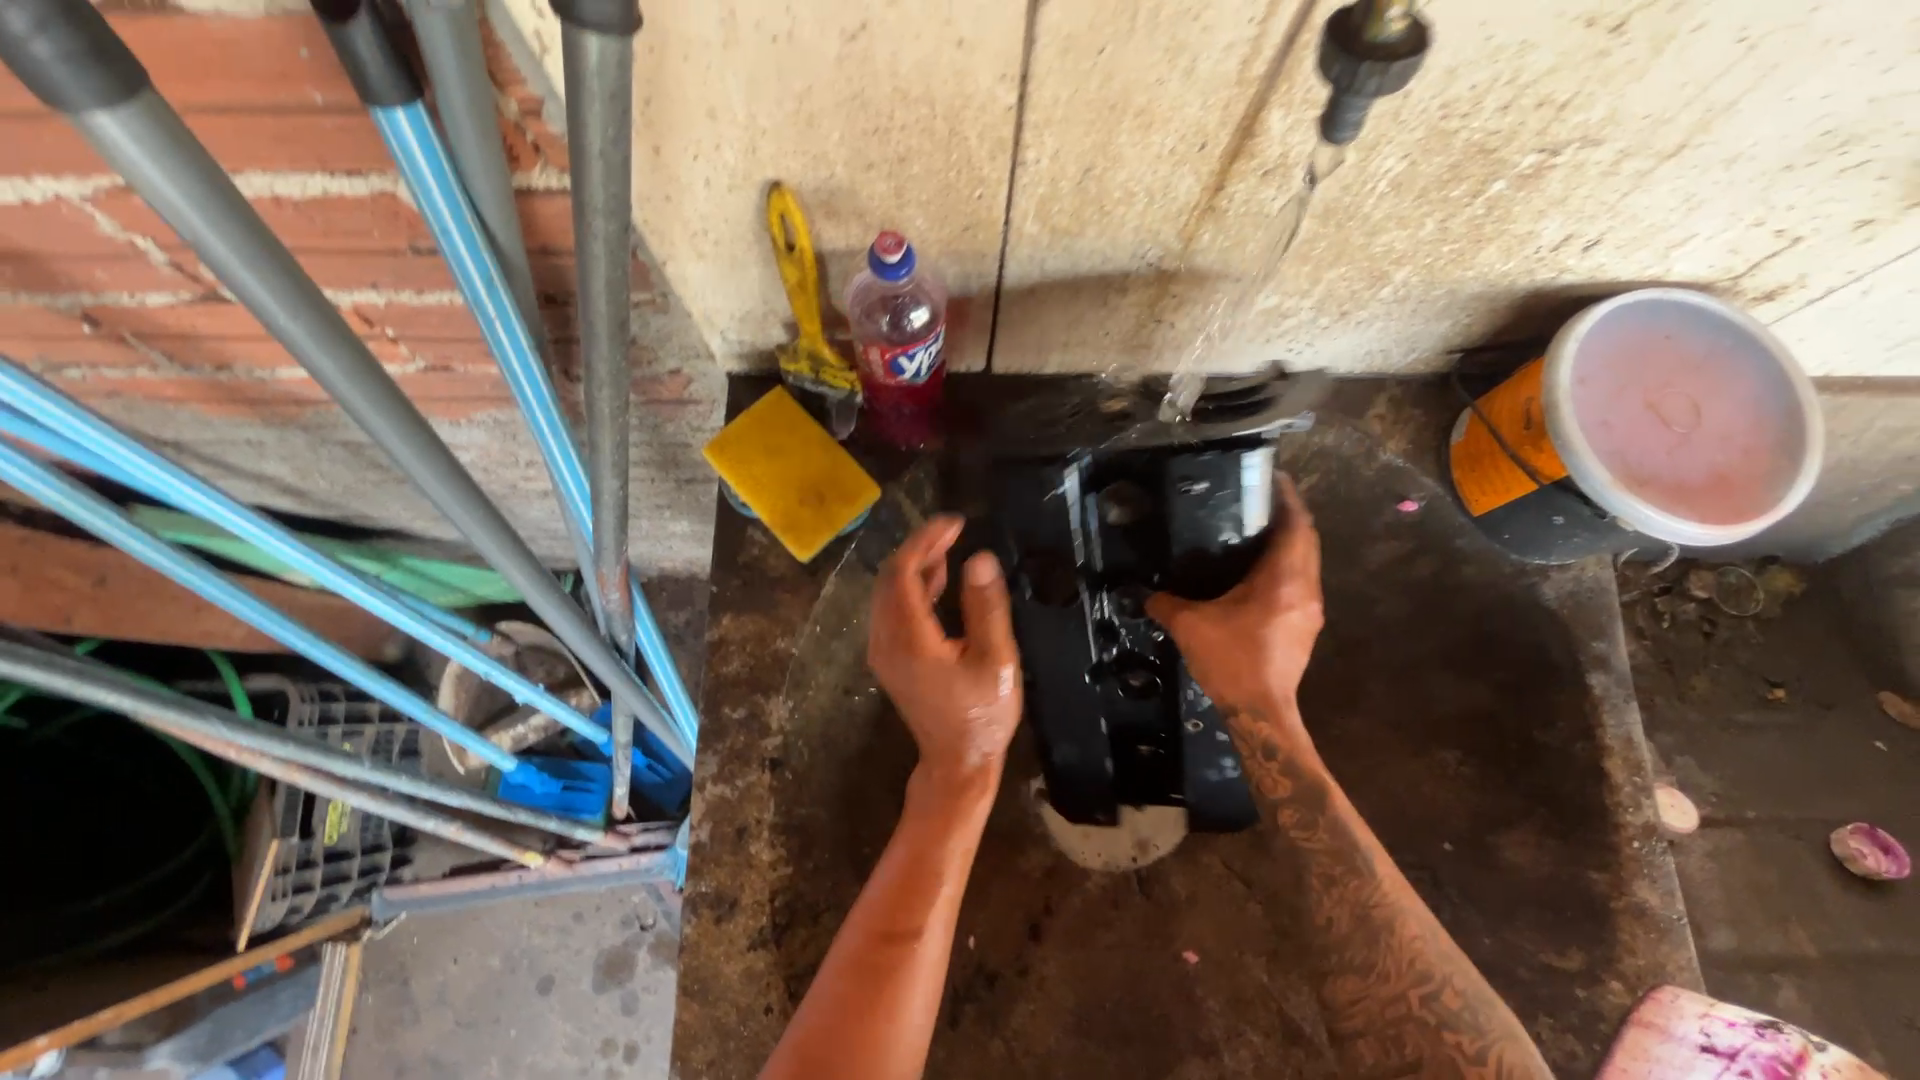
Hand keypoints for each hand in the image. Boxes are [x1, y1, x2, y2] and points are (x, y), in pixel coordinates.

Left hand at [868, 515, 1022, 788]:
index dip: (925, 540)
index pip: (903, 572)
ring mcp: (882, 652)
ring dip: (913, 566)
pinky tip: (936, 580)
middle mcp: (886, 641)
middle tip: (953, 530)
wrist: (956, 761)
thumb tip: (979, 559)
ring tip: (948, 548)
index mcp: (910, 639)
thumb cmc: (982, 714)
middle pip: (889, 578)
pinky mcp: (888, 659)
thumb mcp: (996, 660)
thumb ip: (986, 607)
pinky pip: (890, 610)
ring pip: (886, 593)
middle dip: (918, 547)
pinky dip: (910, 588)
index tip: (955, 523)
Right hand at [1147, 473, 1322, 718]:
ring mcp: (1310, 610)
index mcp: (1283, 579)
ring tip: (1259, 533)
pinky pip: (1301, 583)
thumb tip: (1146, 593)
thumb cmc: (1231, 661)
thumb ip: (1166, 603)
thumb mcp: (1190, 626)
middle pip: (1307, 540)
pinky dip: (1286, 568)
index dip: (1288, 498)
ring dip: (1290, 544)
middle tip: (1260, 502)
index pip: (1296, 525)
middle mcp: (1305, 589)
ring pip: (1307, 563)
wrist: (1261, 712)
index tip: (1273, 479)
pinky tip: (1260, 575)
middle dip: (1289, 517)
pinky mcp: (1305, 627)